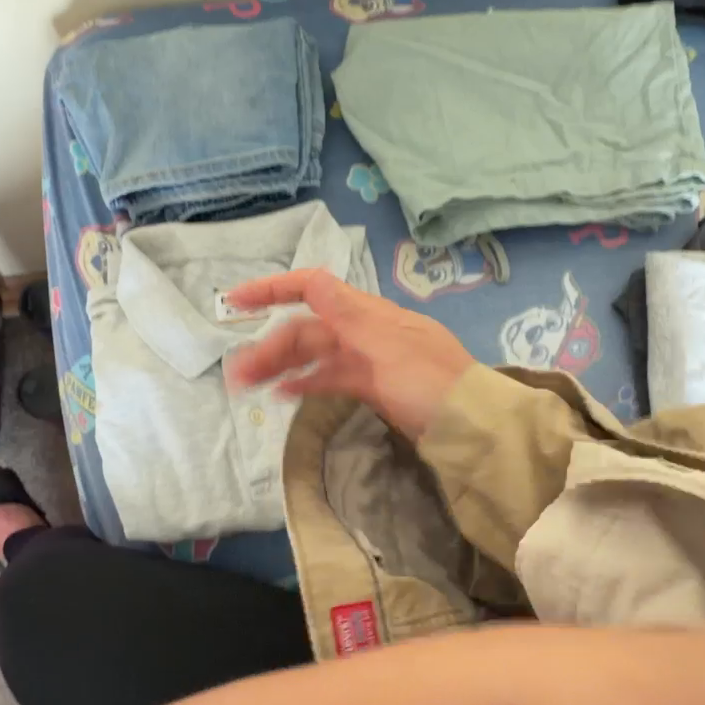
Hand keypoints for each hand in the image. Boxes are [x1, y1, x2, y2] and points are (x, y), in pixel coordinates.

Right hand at [224, 269, 476, 439]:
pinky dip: (307, 383)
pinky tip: (283, 394)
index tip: (234, 301)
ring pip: (315, 356)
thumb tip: (313, 281)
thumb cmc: (430, 381)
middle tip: (236, 375)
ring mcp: (369, 359)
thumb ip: (347, 316)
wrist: (469, 423)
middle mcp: (364, 330)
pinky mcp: (373, 387)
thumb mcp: (388, 346)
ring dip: (282, 367)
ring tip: (248, 387)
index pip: (313, 288)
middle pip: (307, 329)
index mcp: (367, 313)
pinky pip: (331, 378)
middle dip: (270, 346)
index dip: (272, 290)